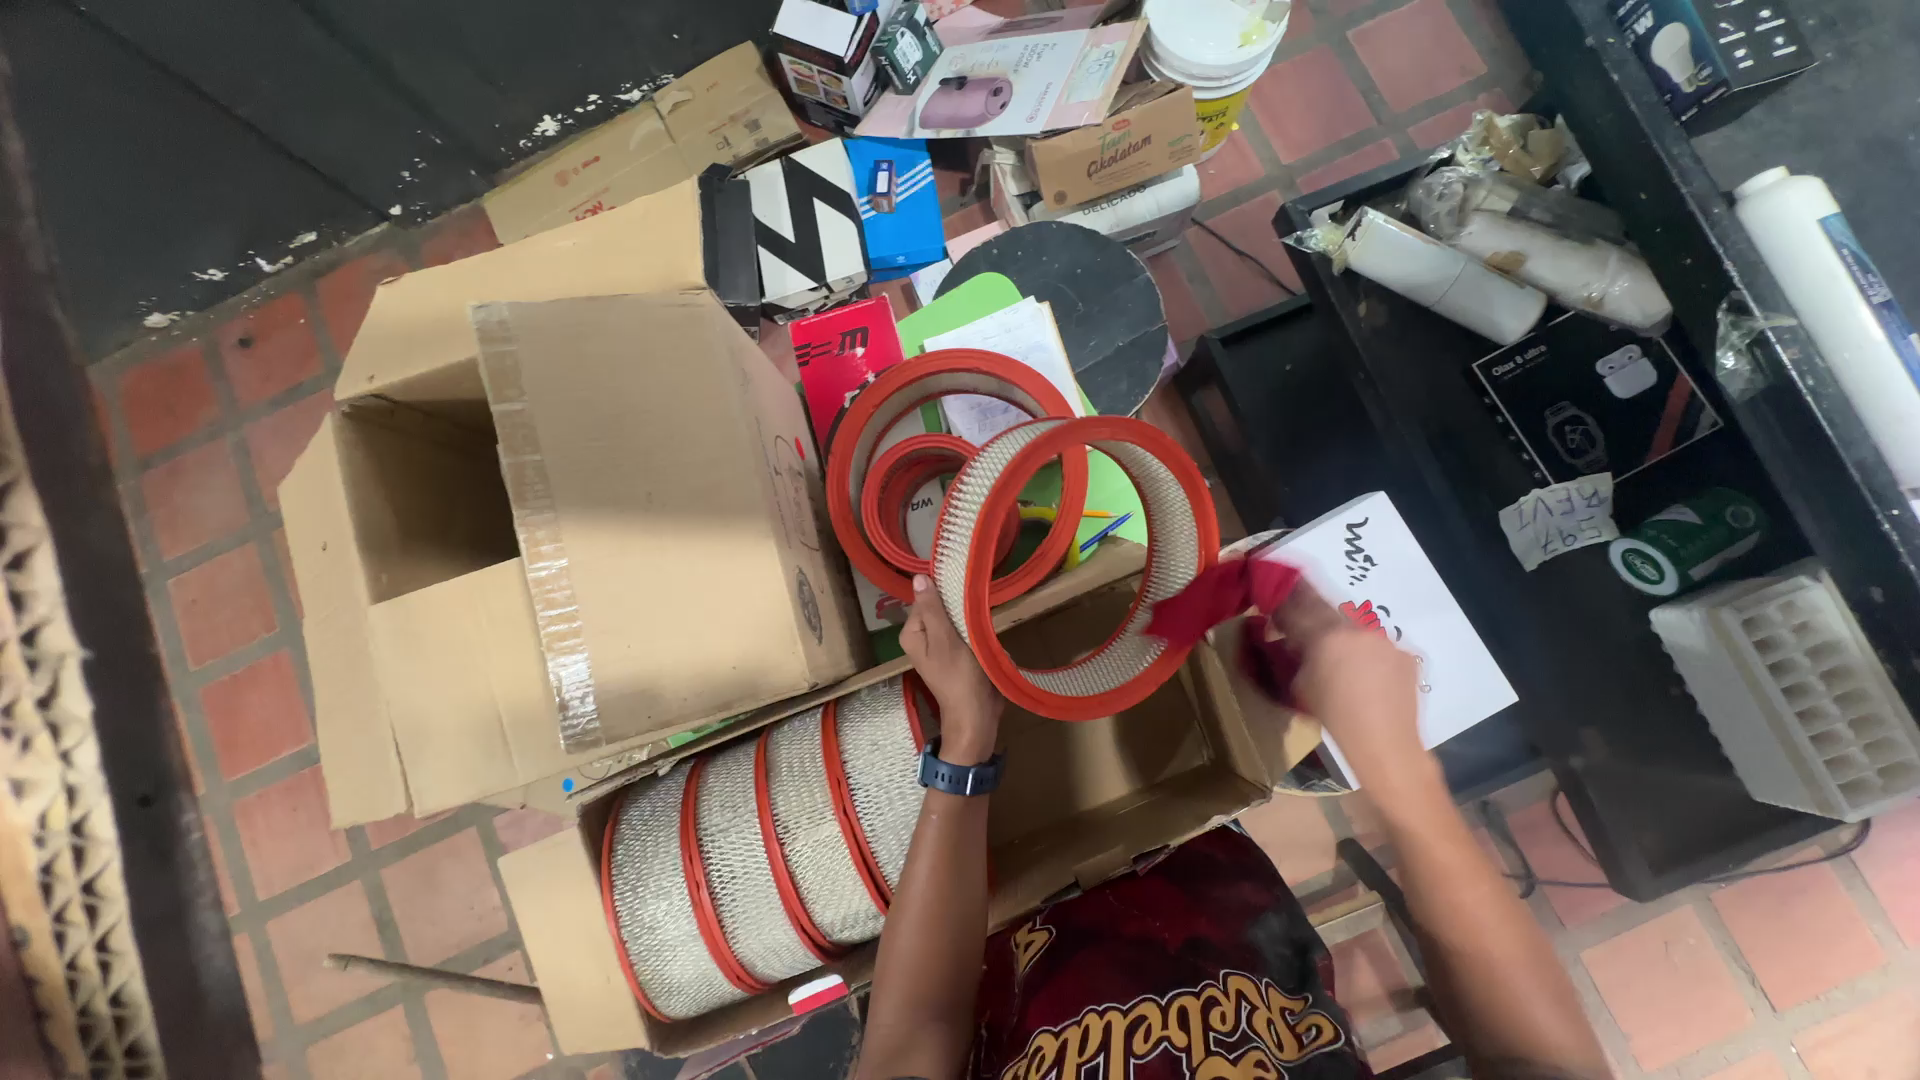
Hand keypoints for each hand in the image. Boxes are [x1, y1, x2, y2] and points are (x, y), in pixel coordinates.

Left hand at [899, 574, 1002, 763]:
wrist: (976, 715)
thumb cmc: (959, 676)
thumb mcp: (945, 639)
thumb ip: (932, 608)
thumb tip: (918, 577)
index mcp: (913, 634)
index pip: (927, 599)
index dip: (946, 597)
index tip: (964, 602)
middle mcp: (923, 639)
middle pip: (944, 610)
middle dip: (964, 615)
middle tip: (974, 625)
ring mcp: (941, 648)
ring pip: (960, 622)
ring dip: (974, 628)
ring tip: (981, 642)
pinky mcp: (958, 656)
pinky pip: (969, 637)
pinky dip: (979, 641)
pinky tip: (985, 651)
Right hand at [1270, 581, 1429, 790]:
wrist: (1385, 743)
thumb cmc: (1333, 716)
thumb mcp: (1298, 686)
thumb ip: (1292, 656)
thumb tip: (1289, 641)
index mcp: (1327, 634)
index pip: (1297, 606)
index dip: (1281, 598)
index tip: (1272, 593)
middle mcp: (1358, 629)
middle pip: (1326, 608)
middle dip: (1309, 607)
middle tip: (1298, 614)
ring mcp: (1385, 640)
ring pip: (1354, 625)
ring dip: (1339, 630)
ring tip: (1332, 648)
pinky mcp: (1404, 654)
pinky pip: (1377, 645)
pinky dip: (1365, 651)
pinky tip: (1362, 671)